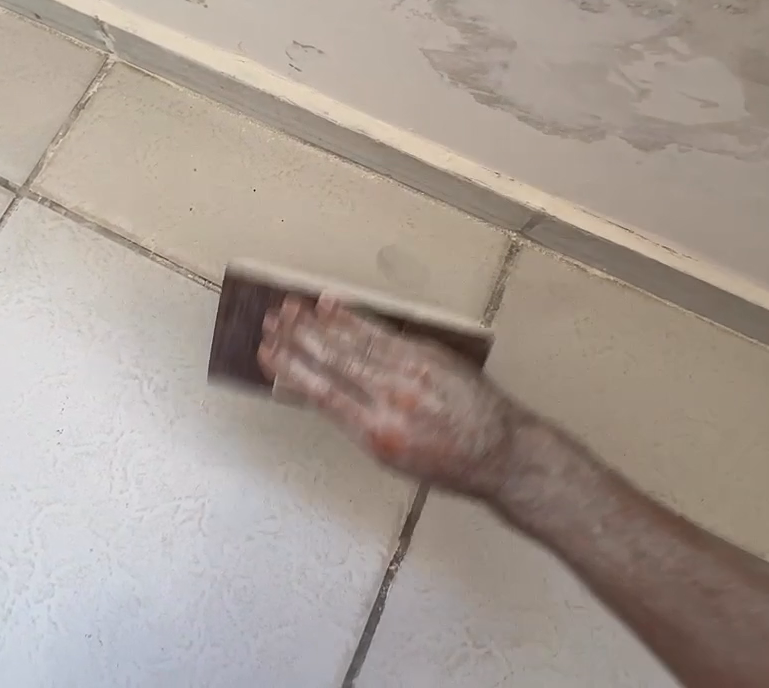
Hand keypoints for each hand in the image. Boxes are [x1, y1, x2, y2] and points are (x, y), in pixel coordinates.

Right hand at [258, 295, 522, 498]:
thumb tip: (323, 394)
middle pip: (331, 361)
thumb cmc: (449, 464)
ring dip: (316, 323)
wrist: (503, 453)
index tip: (266, 353)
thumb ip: (358, 424)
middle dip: (296, 339)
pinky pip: (381, 332)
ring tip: (289, 308)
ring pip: (352, 342)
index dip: (289, 369)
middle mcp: (389, 400)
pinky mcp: (426, 354)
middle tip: (270, 322)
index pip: (319, 393)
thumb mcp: (395, 459)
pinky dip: (353, 318)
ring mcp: (409, 372)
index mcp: (377, 434)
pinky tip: (331, 305)